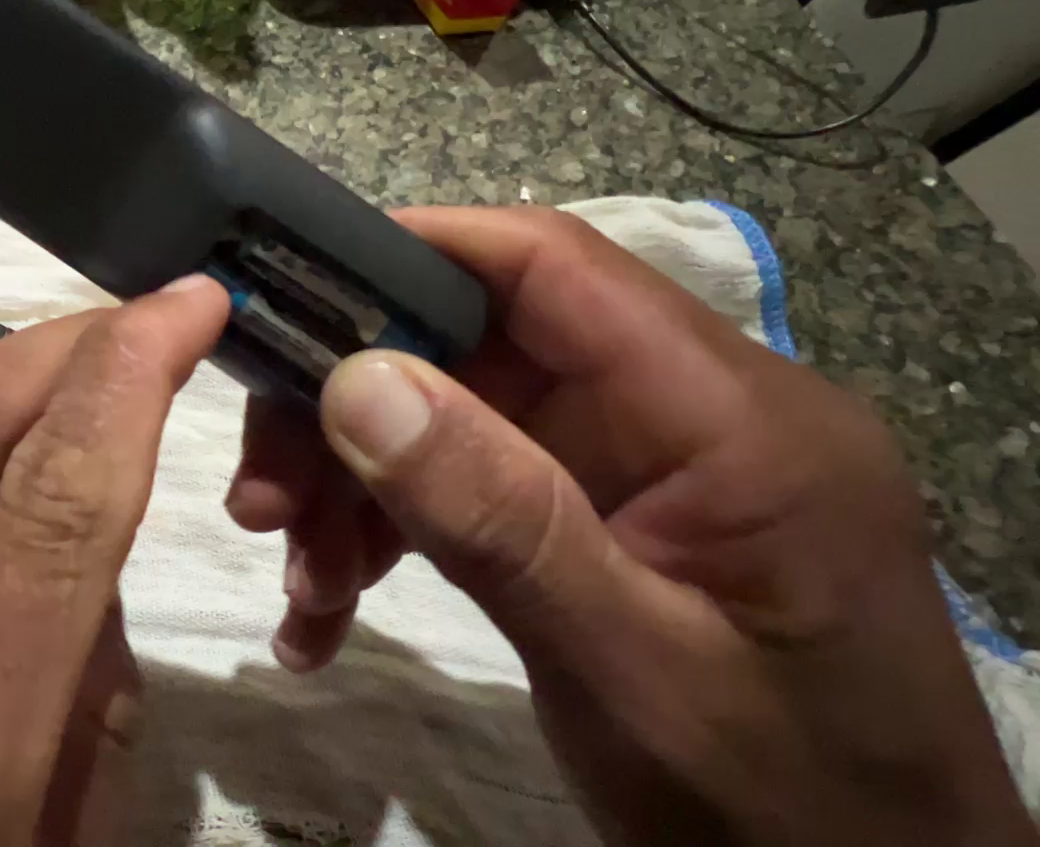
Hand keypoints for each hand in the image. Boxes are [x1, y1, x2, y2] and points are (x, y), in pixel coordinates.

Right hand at [230, 207, 1035, 845]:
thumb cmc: (781, 806)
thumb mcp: (630, 669)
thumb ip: (502, 520)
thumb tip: (358, 383)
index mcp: (727, 415)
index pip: (550, 267)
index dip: (413, 252)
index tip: (291, 290)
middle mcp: (666, 412)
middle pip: (463, 352)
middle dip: (344, 414)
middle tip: (262, 495)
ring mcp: (616, 463)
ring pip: (437, 421)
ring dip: (347, 490)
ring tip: (299, 582)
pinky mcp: (576, 511)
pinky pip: (449, 488)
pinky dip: (376, 536)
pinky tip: (326, 609)